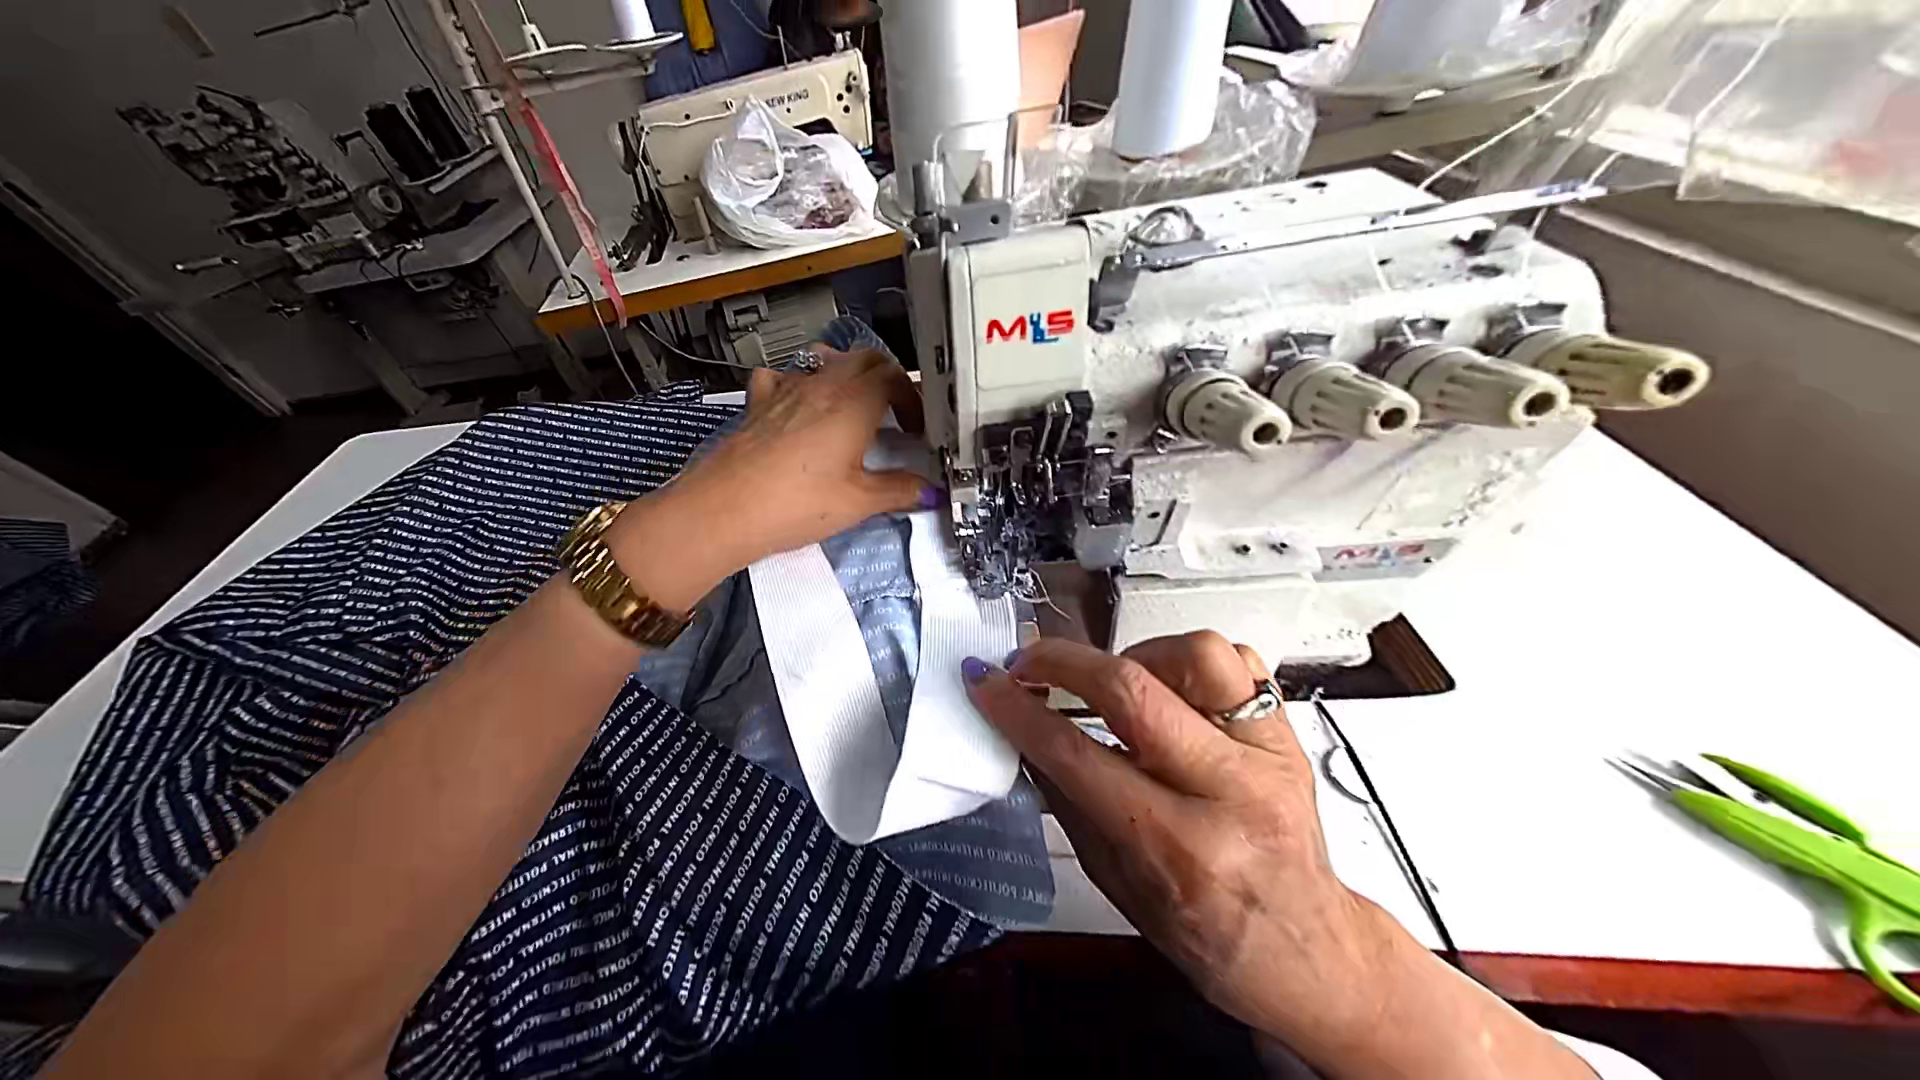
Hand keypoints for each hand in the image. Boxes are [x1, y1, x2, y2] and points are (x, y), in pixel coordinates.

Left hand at [604, 345, 933, 609]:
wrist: (723, 510)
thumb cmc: (795, 503)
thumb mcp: (858, 502)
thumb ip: (899, 491)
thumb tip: (927, 491)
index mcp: (854, 403)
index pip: (896, 377)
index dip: (914, 397)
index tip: (917, 426)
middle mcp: (821, 386)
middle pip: (865, 358)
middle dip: (888, 378)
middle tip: (896, 411)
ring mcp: (786, 390)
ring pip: (825, 360)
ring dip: (848, 373)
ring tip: (855, 403)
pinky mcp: (759, 404)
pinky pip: (783, 377)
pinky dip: (801, 383)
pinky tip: (799, 405)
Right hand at [966, 633, 1389, 1042]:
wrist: (1306, 948)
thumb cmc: (1210, 933)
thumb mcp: (1117, 883)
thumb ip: (1068, 802)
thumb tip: (1025, 734)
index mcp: (1177, 848)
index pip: (1077, 756)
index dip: (1018, 711)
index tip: (988, 684)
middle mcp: (1227, 792)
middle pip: (1132, 690)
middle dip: (1061, 662)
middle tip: (1028, 662)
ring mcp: (1265, 755)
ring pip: (1195, 654)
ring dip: (1134, 654)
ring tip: (1112, 680)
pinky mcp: (1286, 733)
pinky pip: (1235, 660)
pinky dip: (1188, 660)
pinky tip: (1166, 687)